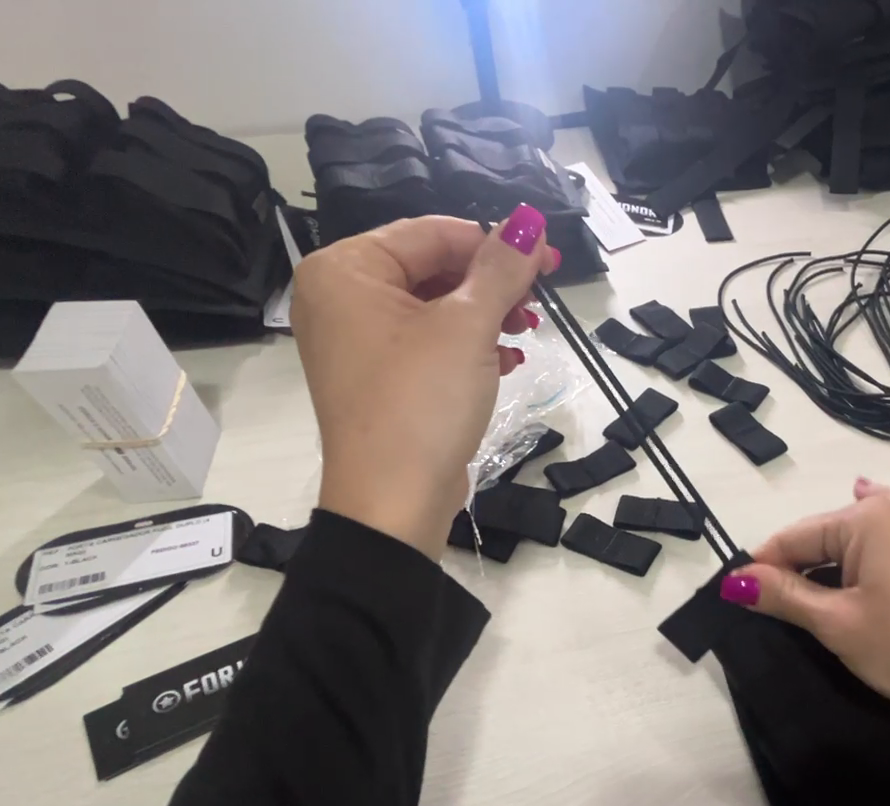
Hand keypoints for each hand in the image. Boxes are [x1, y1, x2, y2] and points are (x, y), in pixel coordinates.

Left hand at [291, 206, 558, 554]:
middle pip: (432, 269)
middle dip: (491, 284)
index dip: (494, 242)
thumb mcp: (467, 327)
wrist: (393, 502)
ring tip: (526, 333)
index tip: (548, 256)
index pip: (431, 233)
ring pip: (435, 309)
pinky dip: (468, 347)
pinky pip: (428, 345)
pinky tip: (506, 361)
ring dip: (487, 316)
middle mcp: (341, 299)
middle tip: (539, 300)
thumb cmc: (421, 403)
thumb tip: (529, 219)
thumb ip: (501, 268)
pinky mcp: (380, 381)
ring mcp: (358, 344)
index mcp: (346, 270)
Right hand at [725, 478, 889, 805]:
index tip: (736, 597)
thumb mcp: (837, 623)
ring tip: (803, 594)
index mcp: (867, 517)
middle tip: (769, 608)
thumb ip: (783, 595)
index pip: (794, 536)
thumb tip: (734, 580)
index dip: (761, 567)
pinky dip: (862, 546)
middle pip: (823, 536)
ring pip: (853, 543)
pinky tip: (860, 512)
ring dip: (826, 565)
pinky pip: (884, 544)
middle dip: (794, 567)